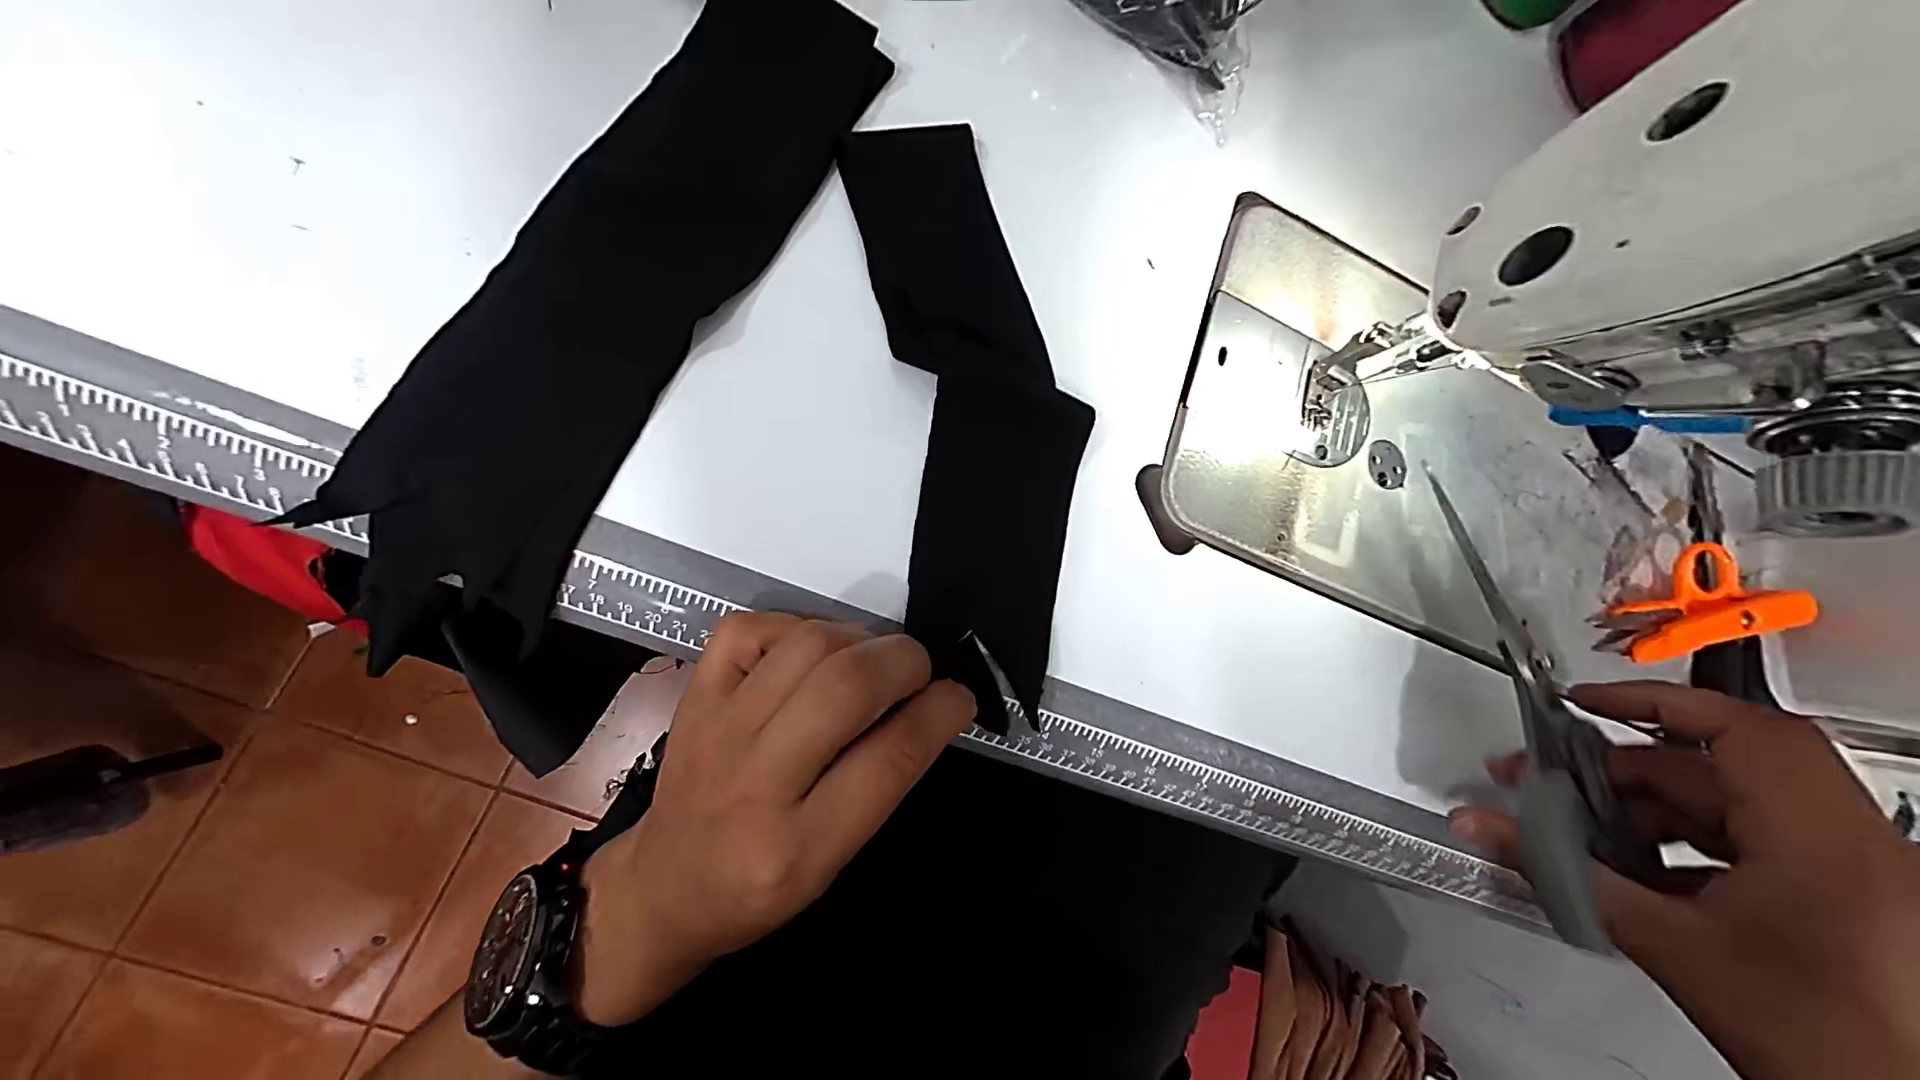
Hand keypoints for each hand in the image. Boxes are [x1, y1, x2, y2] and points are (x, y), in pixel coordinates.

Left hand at [571, 613, 975, 1025]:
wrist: (665, 885)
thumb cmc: (761, 886)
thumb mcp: (834, 861)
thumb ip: (883, 782)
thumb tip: (931, 702)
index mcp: (797, 847)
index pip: (888, 759)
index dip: (938, 713)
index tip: (959, 695)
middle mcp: (752, 784)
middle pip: (845, 688)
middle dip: (904, 661)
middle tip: (920, 670)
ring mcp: (715, 729)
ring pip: (806, 645)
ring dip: (860, 638)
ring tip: (872, 659)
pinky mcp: (694, 694)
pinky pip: (751, 626)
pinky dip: (797, 625)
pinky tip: (813, 650)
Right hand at [1449, 681, 1919, 1079]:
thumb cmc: (1832, 1046)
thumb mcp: (1666, 942)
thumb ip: (1560, 873)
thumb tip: (1481, 825)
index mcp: (1826, 842)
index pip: (1741, 729)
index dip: (1652, 701)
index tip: (1587, 701)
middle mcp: (1851, 845)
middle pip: (1707, 770)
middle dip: (1616, 774)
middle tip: (1549, 783)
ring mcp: (1850, 871)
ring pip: (1721, 807)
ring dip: (1640, 814)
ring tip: (1580, 833)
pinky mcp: (1838, 896)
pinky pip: (1744, 842)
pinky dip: (1677, 844)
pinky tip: (1631, 872)